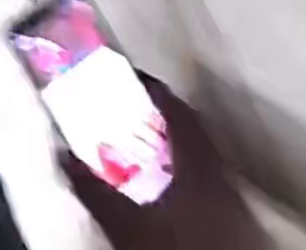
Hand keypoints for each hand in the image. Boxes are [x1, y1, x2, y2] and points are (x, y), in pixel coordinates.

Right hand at [59, 73, 267, 249]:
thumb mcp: (124, 224)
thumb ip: (92, 188)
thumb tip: (64, 155)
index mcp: (199, 170)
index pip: (178, 113)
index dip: (155, 90)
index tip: (132, 75)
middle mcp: (225, 183)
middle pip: (195, 133)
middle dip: (163, 116)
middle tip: (133, 108)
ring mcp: (239, 210)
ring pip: (205, 161)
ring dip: (176, 148)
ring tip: (147, 147)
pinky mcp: (241, 231)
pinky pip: (213, 186)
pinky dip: (188, 175)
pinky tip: (169, 189)